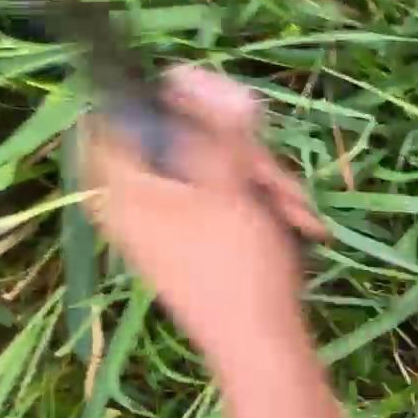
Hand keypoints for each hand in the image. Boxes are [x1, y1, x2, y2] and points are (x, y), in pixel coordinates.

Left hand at [79, 67, 325, 365]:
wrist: (260, 344)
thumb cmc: (237, 270)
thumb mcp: (230, 189)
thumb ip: (215, 130)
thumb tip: (198, 73)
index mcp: (118, 182)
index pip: (121, 110)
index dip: (171, 100)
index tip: (224, 109)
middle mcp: (134, 197)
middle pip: (184, 141)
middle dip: (246, 157)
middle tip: (281, 184)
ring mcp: (166, 221)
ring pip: (216, 171)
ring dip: (266, 186)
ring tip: (299, 217)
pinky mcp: (196, 239)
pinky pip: (226, 202)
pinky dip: (263, 208)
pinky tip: (296, 228)